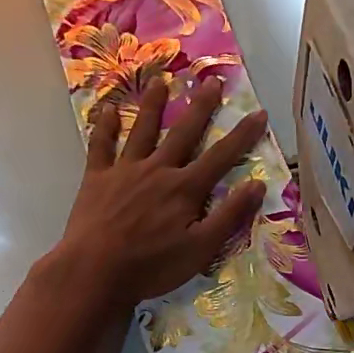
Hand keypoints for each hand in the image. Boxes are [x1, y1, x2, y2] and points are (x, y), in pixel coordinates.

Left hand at [53, 74, 267, 308]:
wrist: (94, 271)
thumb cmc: (153, 265)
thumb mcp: (201, 248)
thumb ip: (229, 215)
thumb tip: (257, 184)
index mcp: (185, 188)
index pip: (222, 156)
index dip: (242, 135)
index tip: (259, 113)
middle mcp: (157, 170)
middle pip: (183, 133)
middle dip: (201, 106)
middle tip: (212, 80)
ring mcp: (124, 171)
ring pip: (142, 130)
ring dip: (152, 105)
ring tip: (160, 80)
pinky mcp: (97, 179)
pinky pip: (101, 146)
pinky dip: (104, 127)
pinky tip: (106, 110)